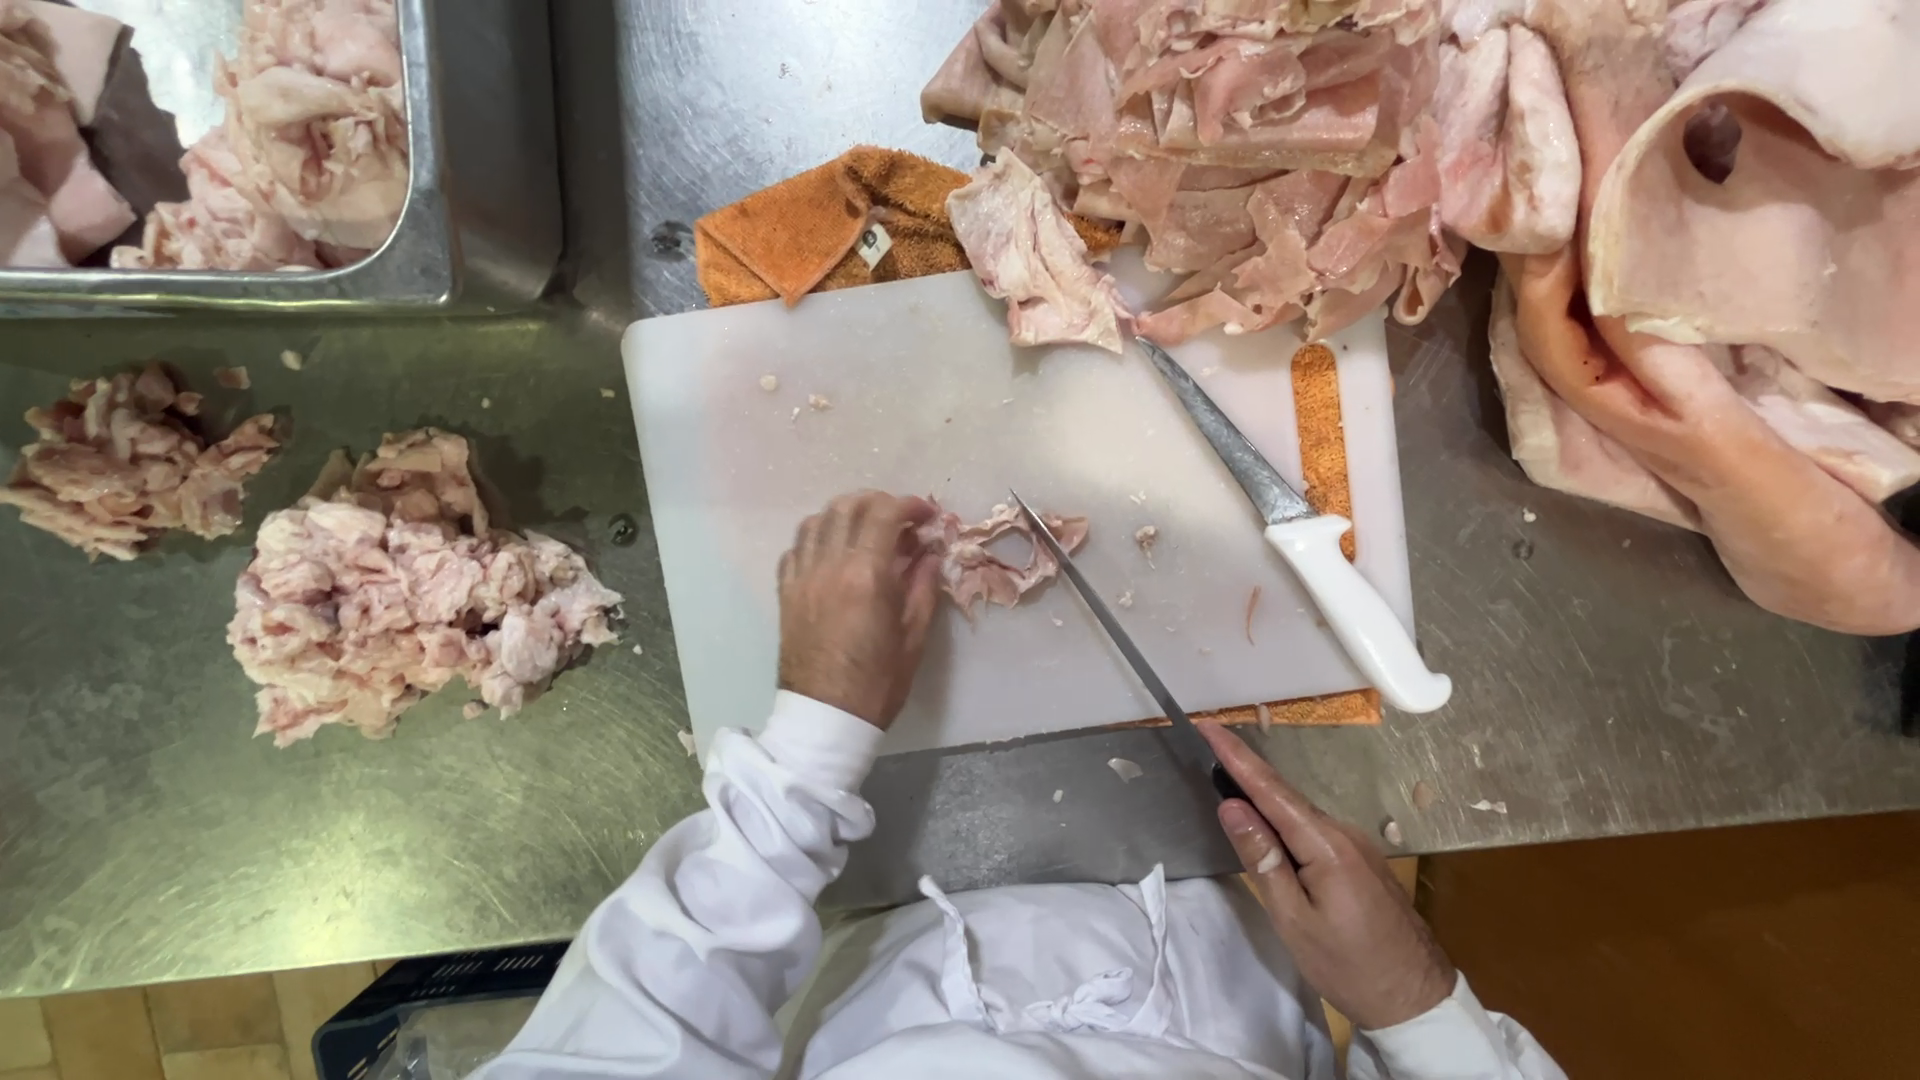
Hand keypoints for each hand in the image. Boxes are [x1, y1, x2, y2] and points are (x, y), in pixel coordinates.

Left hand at [777, 491, 941, 728]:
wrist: (826, 716)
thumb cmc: (878, 681)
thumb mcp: (914, 636)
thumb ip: (923, 586)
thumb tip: (930, 554)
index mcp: (866, 574)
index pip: (885, 513)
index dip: (910, 505)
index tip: (927, 515)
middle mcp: (830, 565)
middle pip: (848, 506)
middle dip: (879, 503)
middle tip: (900, 520)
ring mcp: (802, 576)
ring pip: (817, 520)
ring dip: (845, 515)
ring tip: (865, 531)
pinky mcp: (786, 592)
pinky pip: (796, 547)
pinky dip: (818, 538)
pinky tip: (833, 553)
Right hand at [1200, 722, 1455, 1030]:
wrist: (1419, 1005)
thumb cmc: (1349, 968)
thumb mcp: (1294, 920)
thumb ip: (1262, 859)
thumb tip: (1232, 807)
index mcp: (1326, 845)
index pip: (1271, 790)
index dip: (1236, 756)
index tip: (1208, 726)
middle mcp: (1344, 833)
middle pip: (1284, 795)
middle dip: (1244, 769)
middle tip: (1206, 746)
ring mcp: (1357, 845)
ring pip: (1298, 813)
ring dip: (1262, 797)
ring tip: (1225, 782)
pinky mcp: (1360, 860)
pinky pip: (1312, 829)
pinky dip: (1283, 820)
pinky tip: (1266, 826)